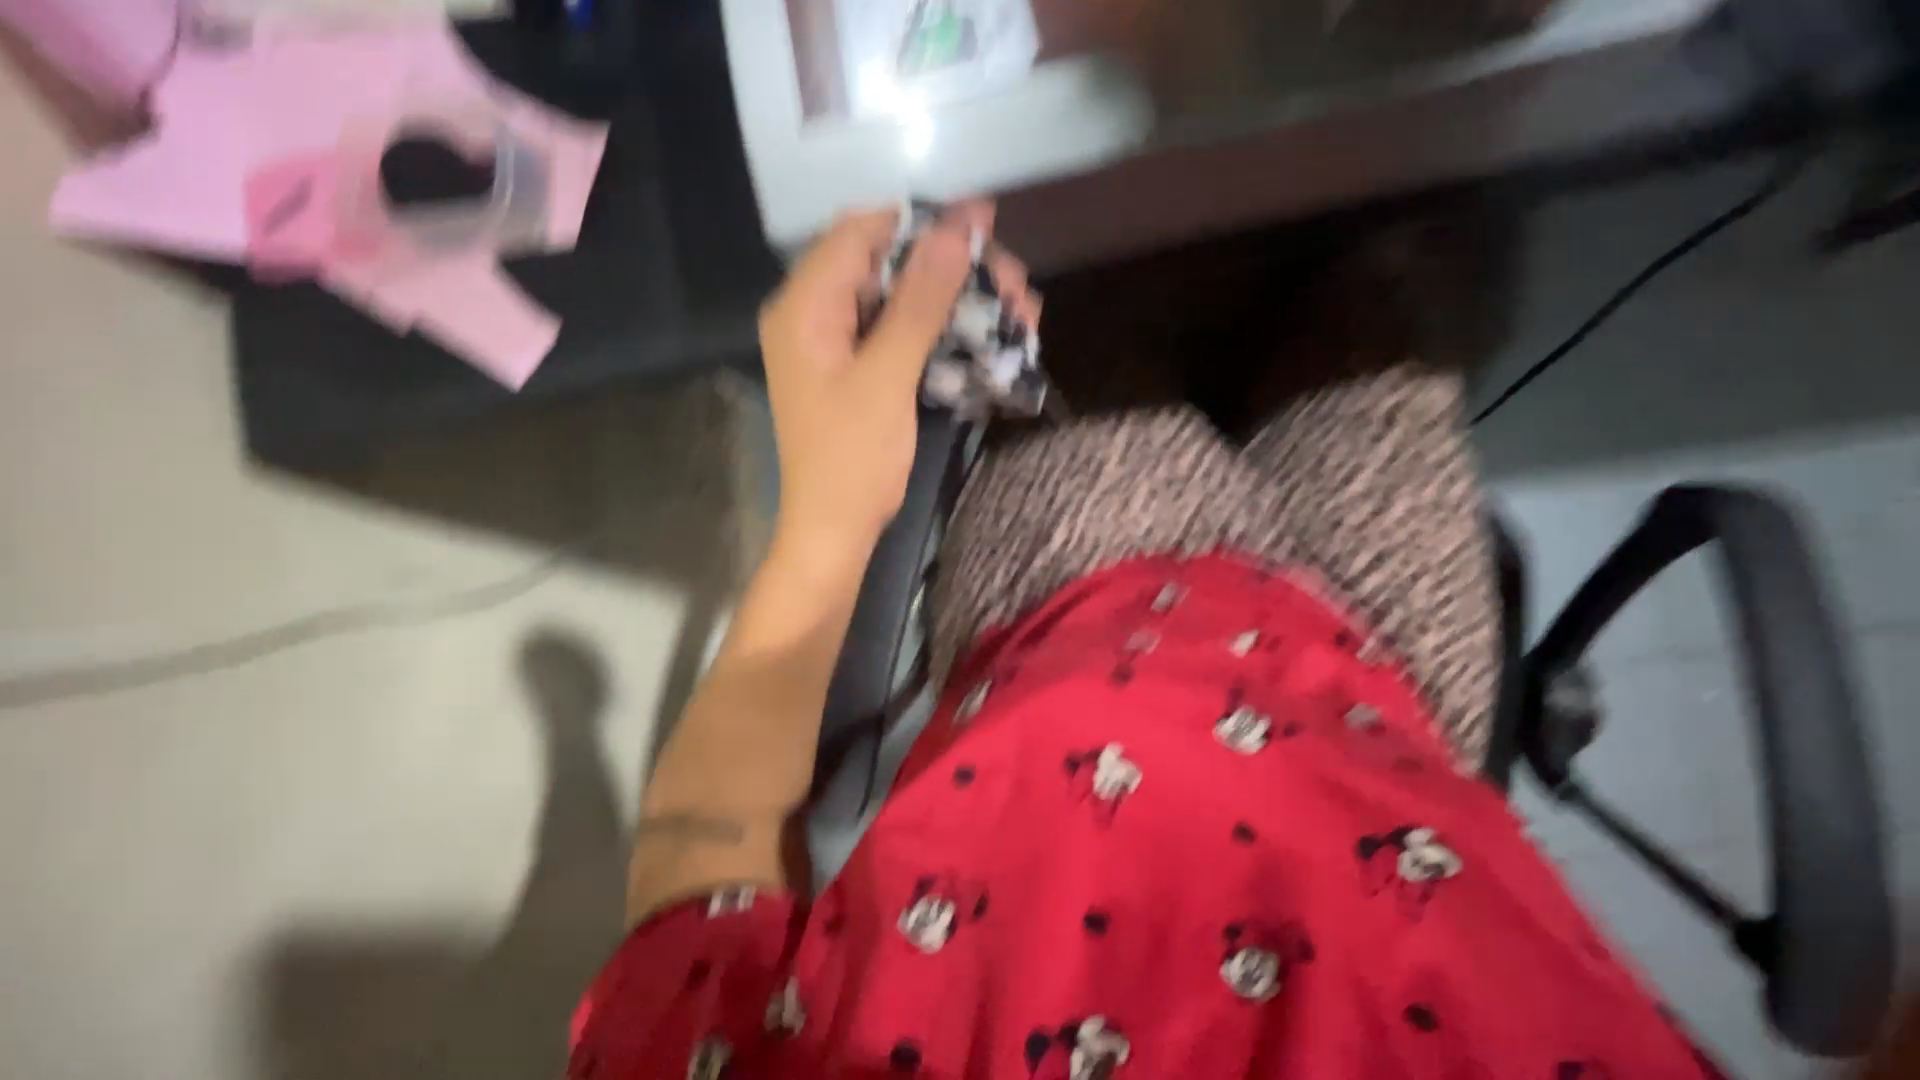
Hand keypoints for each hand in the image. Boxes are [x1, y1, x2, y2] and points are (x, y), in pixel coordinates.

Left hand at [757, 202, 1034, 560]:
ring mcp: (839, 342)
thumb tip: (956, 228)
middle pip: (889, 263)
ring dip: (960, 300)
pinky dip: (946, 330)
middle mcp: (816, 313)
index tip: (986, 226)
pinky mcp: (861, 368)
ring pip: (904, 297)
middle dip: (955, 268)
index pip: (861, 232)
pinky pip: (904, 332)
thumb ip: (919, 301)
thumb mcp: (887, 376)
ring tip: (1021, 313)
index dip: (924, 223)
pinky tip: (995, 337)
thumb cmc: (852, 459)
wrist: (835, 532)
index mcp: (805, 306)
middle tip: (1014, 285)